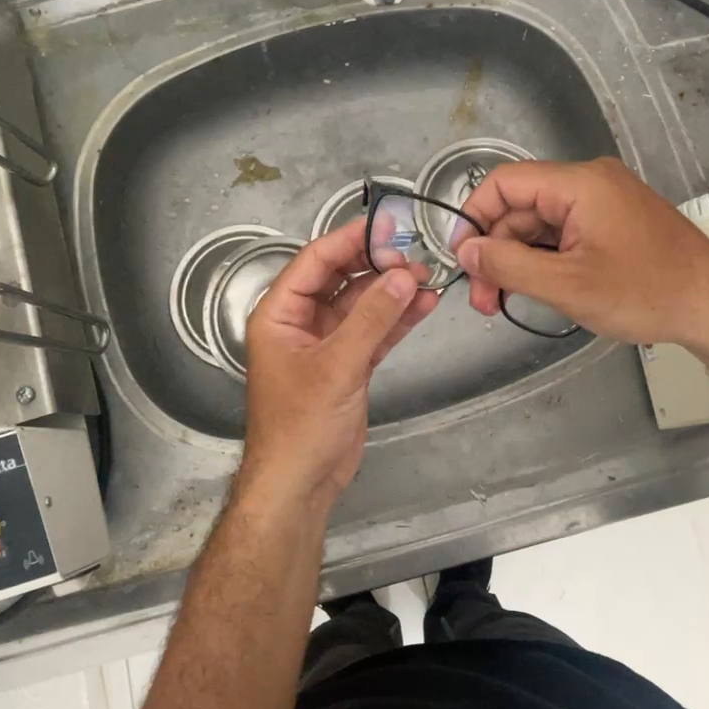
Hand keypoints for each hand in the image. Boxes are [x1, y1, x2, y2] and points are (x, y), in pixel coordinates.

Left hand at [242, 219, 441, 507]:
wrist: (300, 483)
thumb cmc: (302, 423)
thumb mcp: (336, 366)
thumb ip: (371, 318)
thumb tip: (403, 275)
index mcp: (279, 313)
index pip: (315, 262)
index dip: (349, 240)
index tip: (387, 225)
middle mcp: (300, 322)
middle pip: (340, 280)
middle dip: (376, 266)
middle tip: (414, 255)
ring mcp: (326, 344)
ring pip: (361, 306)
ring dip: (392, 292)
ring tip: (428, 276)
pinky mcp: (348, 366)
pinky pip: (373, 332)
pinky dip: (397, 320)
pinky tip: (424, 304)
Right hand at [453, 157, 708, 349]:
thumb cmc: (645, 292)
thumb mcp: (567, 285)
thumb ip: (508, 265)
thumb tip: (466, 251)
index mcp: (578, 184)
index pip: (504, 183)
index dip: (474, 217)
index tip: (462, 260)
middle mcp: (588, 182)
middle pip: (519, 207)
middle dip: (495, 251)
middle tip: (483, 300)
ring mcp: (602, 202)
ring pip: (538, 224)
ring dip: (516, 260)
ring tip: (503, 303)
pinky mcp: (612, 222)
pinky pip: (562, 233)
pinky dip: (542, 260)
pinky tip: (534, 289)